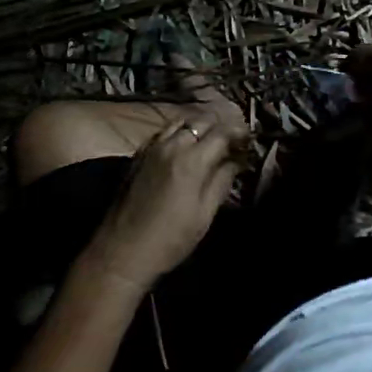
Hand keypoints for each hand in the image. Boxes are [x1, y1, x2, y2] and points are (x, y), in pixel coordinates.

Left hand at [81, 99, 247, 290]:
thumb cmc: (170, 239)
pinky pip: (164, 131)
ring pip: (181, 121)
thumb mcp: (204, 214)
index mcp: (192, 160)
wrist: (122, 251)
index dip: (239, 133)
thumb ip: (222, 180)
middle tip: (232, 140)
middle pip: (202, 120)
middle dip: (221, 126)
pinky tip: (185, 145)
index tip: (249, 141)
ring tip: (210, 139)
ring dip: (200, 125)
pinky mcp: (139, 153)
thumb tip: (237, 160)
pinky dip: (180, 131)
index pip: (222, 132)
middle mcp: (172, 145)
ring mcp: (153, 147)